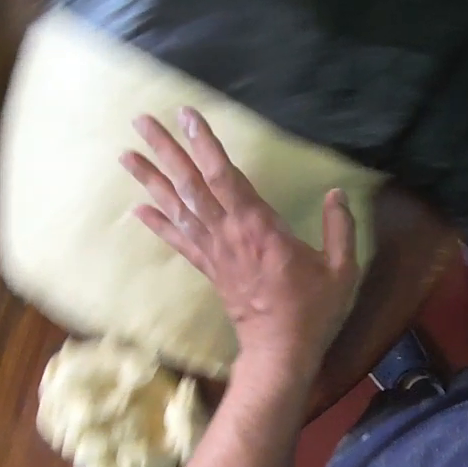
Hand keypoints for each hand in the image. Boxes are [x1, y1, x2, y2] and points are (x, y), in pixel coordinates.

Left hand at [122, 108, 360, 381]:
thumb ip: (340, 228)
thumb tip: (337, 194)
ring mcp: (216, 253)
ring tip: (126, 154)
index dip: (205, 145)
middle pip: (192, 186)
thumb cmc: (313, 310)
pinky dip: (158, 224)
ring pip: (178, 209)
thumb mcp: (341, 269)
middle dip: (167, 151)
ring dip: (152, 181)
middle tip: (141, 120)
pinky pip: (180, 242)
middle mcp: (230, 235)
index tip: (188, 115)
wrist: (281, 351)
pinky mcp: (210, 270)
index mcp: (260, 229)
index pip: (226, 177)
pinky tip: (137, 208)